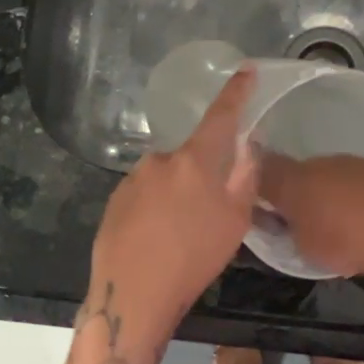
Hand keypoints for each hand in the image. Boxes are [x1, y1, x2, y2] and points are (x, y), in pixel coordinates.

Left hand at [91, 67, 259, 330]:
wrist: (133, 294)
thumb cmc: (193, 258)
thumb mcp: (235, 221)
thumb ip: (245, 176)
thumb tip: (248, 146)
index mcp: (194, 160)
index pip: (221, 116)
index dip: (236, 92)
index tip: (246, 70)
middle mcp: (160, 160)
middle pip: (192, 156)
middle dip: (203, 176)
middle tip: (210, 215)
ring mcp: (132, 179)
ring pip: (167, 178)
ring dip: (178, 195)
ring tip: (182, 236)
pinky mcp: (114, 200)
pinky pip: (145, 195)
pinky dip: (156, 209)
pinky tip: (158, 240)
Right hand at [258, 154, 363, 275]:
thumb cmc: (350, 242)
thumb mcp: (305, 247)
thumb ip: (283, 228)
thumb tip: (273, 217)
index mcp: (292, 181)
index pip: (258, 169)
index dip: (250, 181)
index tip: (249, 198)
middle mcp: (314, 163)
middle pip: (288, 171)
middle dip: (285, 190)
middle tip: (288, 218)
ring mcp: (343, 161)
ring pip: (316, 174)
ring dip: (314, 191)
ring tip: (325, 219)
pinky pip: (341, 177)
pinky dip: (338, 192)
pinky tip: (351, 213)